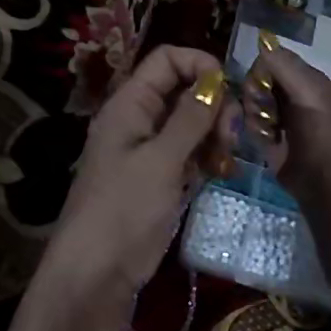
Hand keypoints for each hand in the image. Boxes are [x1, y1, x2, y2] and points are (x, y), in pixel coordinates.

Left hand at [46, 45, 229, 299]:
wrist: (98, 270)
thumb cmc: (124, 208)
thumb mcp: (161, 159)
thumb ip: (190, 118)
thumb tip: (215, 79)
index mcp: (128, 105)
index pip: (166, 61)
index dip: (200, 65)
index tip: (230, 90)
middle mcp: (138, 122)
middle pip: (183, 92)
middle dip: (213, 104)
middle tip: (233, 135)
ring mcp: (149, 153)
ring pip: (190, 126)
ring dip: (214, 134)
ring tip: (228, 157)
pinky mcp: (159, 181)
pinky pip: (189, 156)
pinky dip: (207, 158)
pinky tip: (223, 171)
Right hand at [244, 46, 330, 214]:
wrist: (320, 179)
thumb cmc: (318, 135)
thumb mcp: (308, 95)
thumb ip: (286, 68)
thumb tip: (262, 40)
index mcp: (304, 78)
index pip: (269, 60)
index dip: (259, 73)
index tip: (261, 90)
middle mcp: (289, 91)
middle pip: (255, 80)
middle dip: (254, 96)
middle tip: (265, 114)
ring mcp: (277, 113)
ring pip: (249, 101)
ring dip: (253, 115)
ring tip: (267, 130)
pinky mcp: (266, 133)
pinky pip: (247, 121)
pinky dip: (252, 128)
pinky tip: (264, 139)